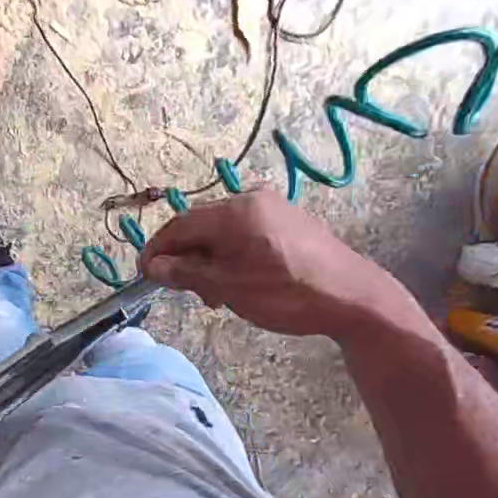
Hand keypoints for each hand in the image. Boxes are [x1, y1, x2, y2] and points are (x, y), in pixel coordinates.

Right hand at [141, 188, 414, 342]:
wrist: (353, 298)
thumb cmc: (285, 293)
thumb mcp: (227, 287)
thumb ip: (184, 273)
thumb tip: (152, 266)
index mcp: (235, 211)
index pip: (178, 226)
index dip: (156, 250)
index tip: (143, 274)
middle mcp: (251, 199)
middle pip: (198, 226)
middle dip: (184, 258)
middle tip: (183, 290)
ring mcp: (272, 207)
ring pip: (220, 232)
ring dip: (207, 260)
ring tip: (215, 293)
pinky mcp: (286, 221)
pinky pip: (242, 233)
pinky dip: (229, 255)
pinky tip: (235, 280)